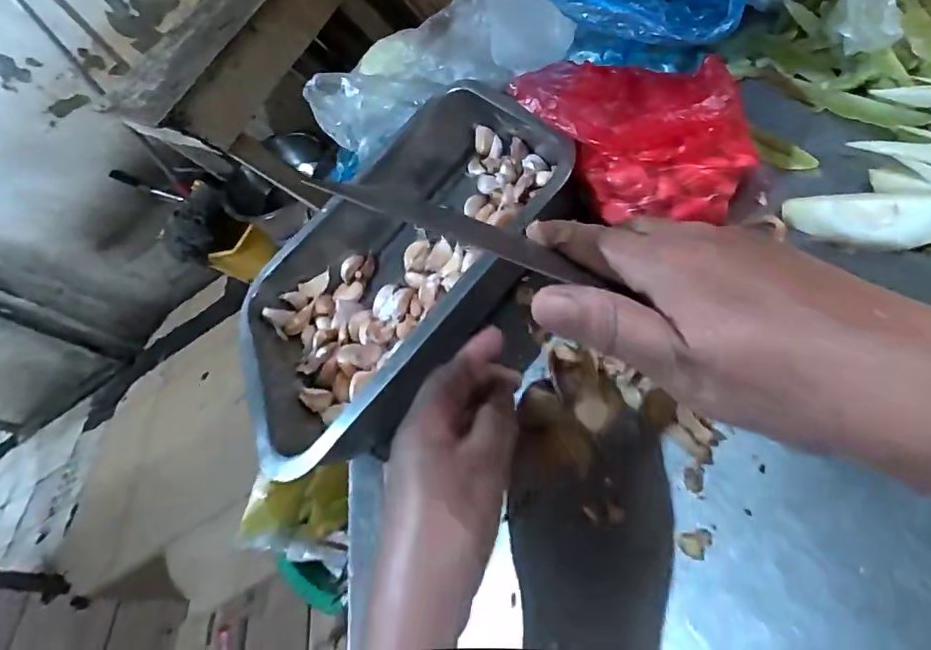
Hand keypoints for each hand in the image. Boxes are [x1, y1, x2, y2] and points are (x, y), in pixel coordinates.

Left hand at [369, 328, 518, 649]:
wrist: (419, 596)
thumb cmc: (454, 516)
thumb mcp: (486, 458)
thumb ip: (497, 416)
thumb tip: (503, 389)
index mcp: (421, 421)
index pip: (449, 372)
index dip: (476, 351)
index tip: (502, 333)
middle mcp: (413, 437)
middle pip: (447, 394)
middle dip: (481, 378)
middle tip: (517, 374)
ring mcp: (415, 467)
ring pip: (451, 420)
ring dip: (481, 406)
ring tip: (513, 403)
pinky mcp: (425, 492)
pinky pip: (452, 444)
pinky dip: (477, 433)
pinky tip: (498, 444)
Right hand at [525, 219, 930, 451]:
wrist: (885, 369)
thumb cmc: (771, 378)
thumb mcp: (680, 364)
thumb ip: (611, 325)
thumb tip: (539, 295)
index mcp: (667, 261)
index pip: (598, 239)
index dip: (562, 239)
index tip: (531, 237)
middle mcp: (700, 237)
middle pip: (635, 232)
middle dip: (600, 247)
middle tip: (578, 281)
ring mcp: (741, 242)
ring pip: (674, 239)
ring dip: (643, 256)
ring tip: (632, 294)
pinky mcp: (772, 256)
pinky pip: (707, 249)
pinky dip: (682, 264)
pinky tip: (698, 300)